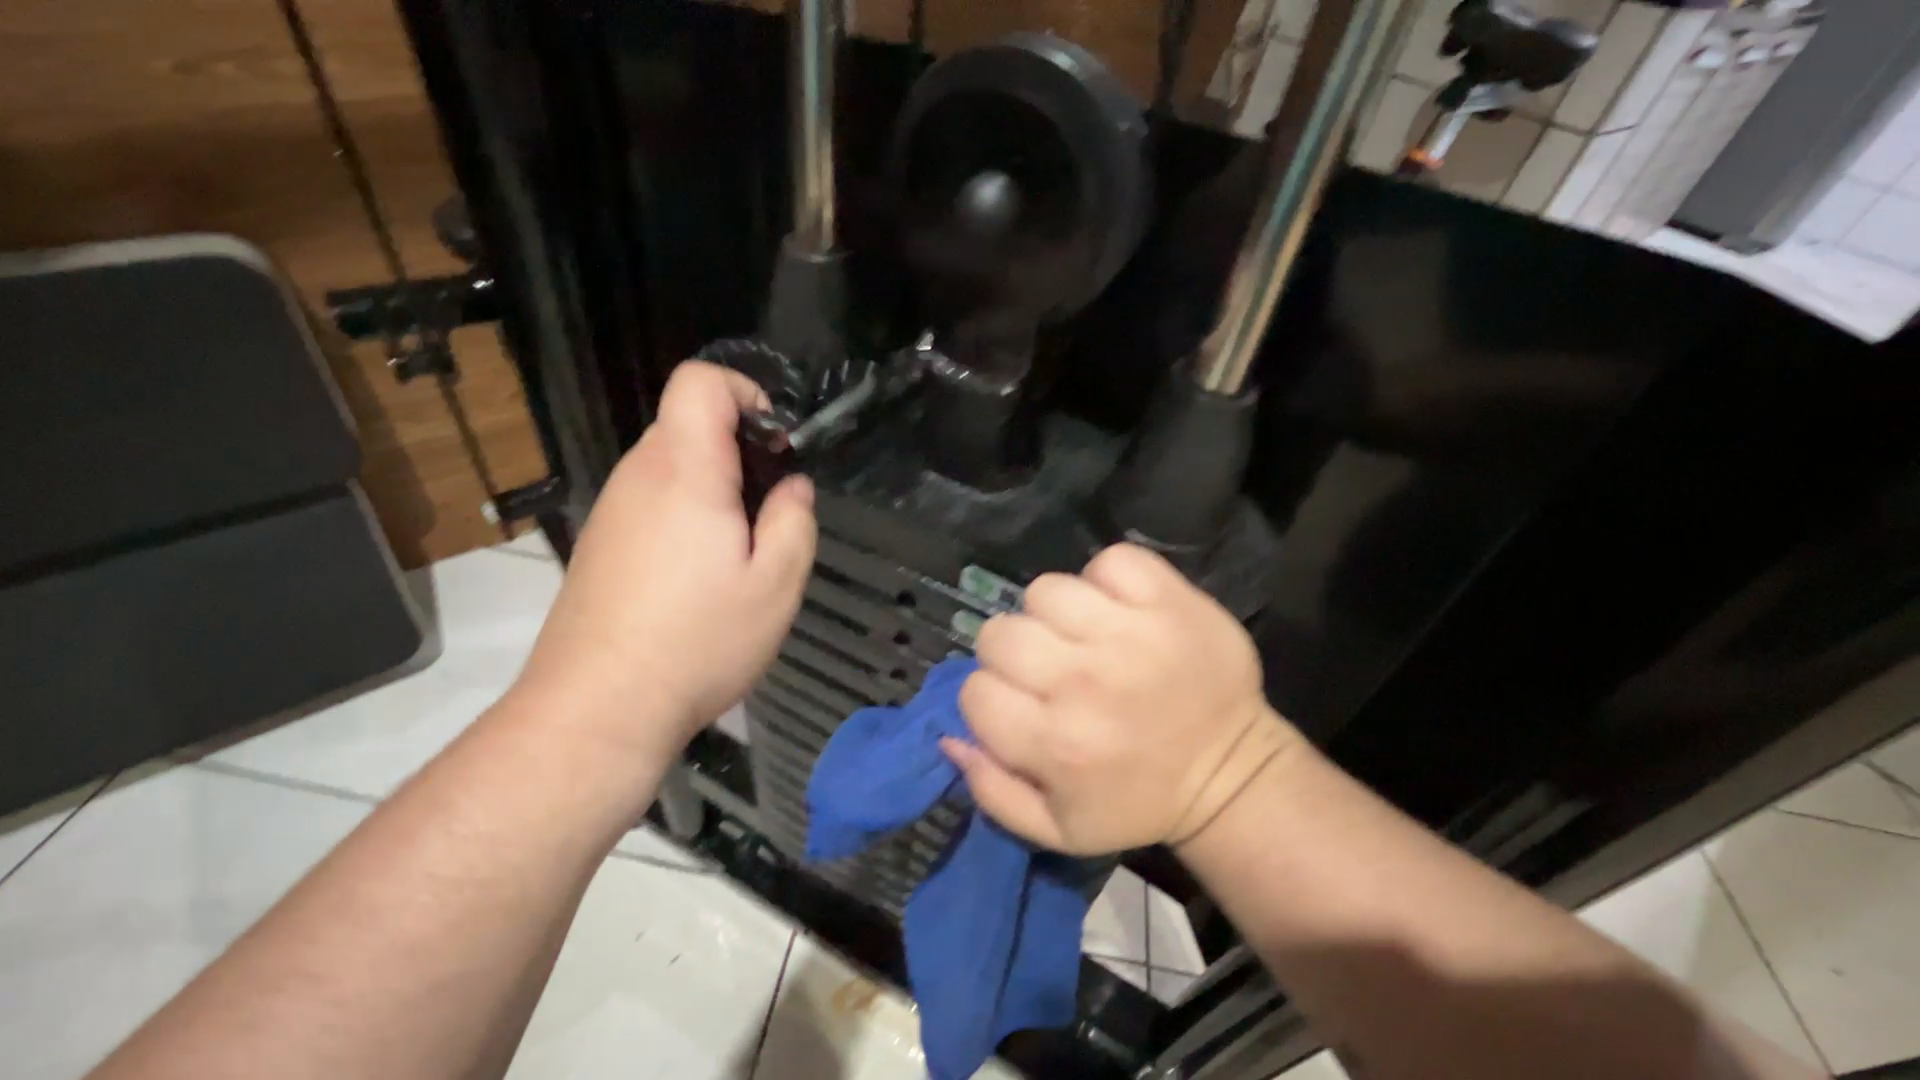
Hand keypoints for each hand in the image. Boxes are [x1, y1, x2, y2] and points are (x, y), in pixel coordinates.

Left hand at [513, 361, 816, 758]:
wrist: (597, 707)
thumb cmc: (696, 640)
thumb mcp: (776, 586)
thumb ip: (793, 522)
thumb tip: (791, 488)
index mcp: (684, 471)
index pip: (699, 383)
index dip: (743, 392)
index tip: (775, 442)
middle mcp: (638, 477)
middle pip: (687, 428)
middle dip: (737, 455)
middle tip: (767, 518)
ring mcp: (611, 512)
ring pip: (669, 471)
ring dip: (711, 494)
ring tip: (736, 560)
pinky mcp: (599, 546)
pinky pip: (650, 507)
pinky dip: (682, 521)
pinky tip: (696, 584)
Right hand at [943, 544, 1302, 854]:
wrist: (1230, 772)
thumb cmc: (1137, 803)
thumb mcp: (1058, 829)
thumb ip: (992, 790)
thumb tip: (950, 735)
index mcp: (1056, 743)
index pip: (976, 691)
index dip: (990, 700)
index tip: (1021, 709)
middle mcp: (1085, 681)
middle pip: (1001, 633)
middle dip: (1015, 655)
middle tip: (1049, 672)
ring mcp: (1129, 632)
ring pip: (1046, 591)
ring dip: (1055, 615)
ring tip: (1083, 638)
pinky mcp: (1169, 600)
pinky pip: (1110, 561)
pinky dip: (1107, 581)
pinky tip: (1118, 611)